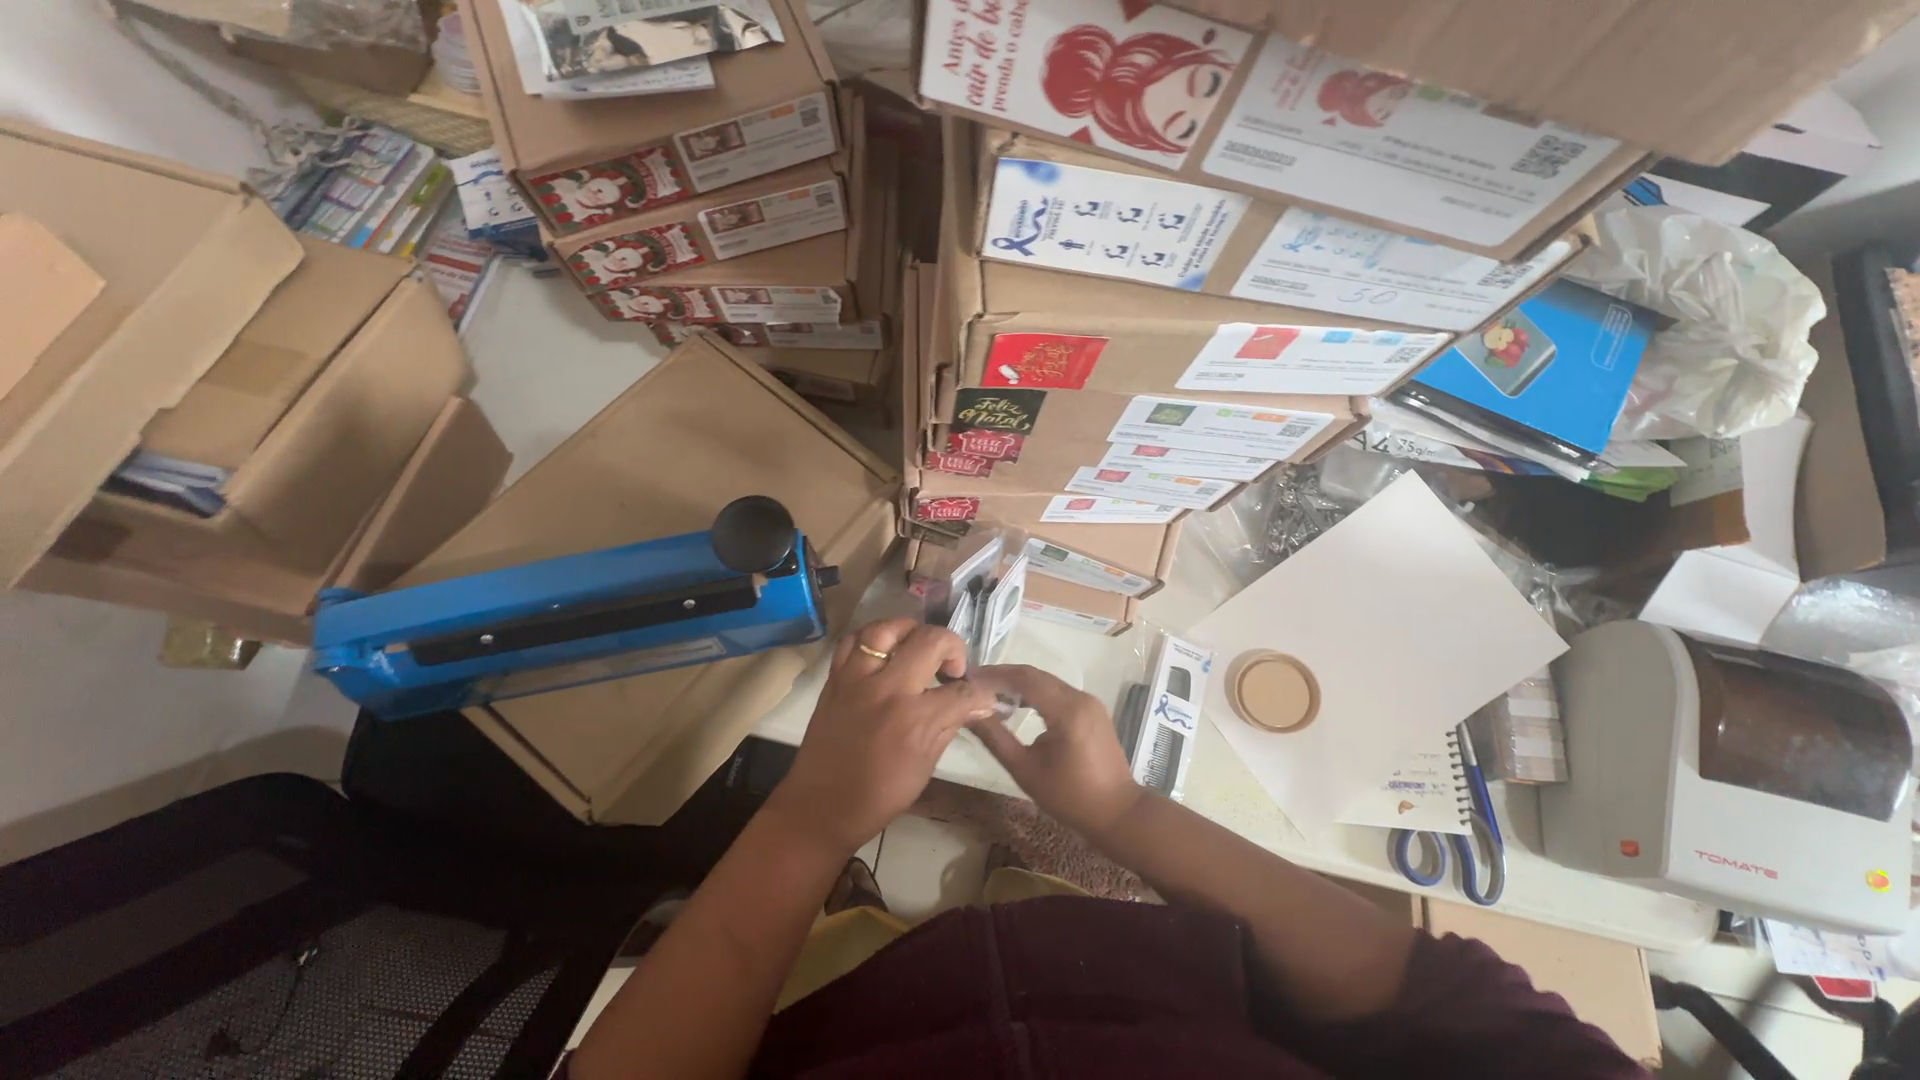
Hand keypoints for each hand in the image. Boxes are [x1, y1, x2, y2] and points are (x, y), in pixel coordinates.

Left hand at [770, 619, 999, 853]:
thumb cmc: (879, 795)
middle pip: (930, 641)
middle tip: (951, 668)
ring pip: (887, 628)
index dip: (980, 695)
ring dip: (911, 632)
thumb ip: (949, 725)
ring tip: (917, 649)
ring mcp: (856, 678)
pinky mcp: (835, 678)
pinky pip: (852, 641)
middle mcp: (887, 688)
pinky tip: (884, 654)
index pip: (962, 691)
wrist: (821, 806)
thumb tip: (976, 705)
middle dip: (952, 647)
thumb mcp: (925, 766)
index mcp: (914, 718)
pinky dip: (872, 640)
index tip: (982, 698)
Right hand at [965, 665, 1145, 842]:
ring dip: (1018, 685)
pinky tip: (1017, 705)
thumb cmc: (1069, 796)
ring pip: (1047, 682)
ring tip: (989, 695)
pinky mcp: (1092, 710)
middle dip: (1003, 677)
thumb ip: (995, 738)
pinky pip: (1058, 692)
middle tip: (973, 686)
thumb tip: (968, 713)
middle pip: (1036, 676)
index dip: (994, 675)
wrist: (1116, 812)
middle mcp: (1081, 697)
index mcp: (1067, 710)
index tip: (968, 679)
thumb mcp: (1025, 770)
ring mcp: (1090, 702)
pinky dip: (1035, 694)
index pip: (1025, 678)